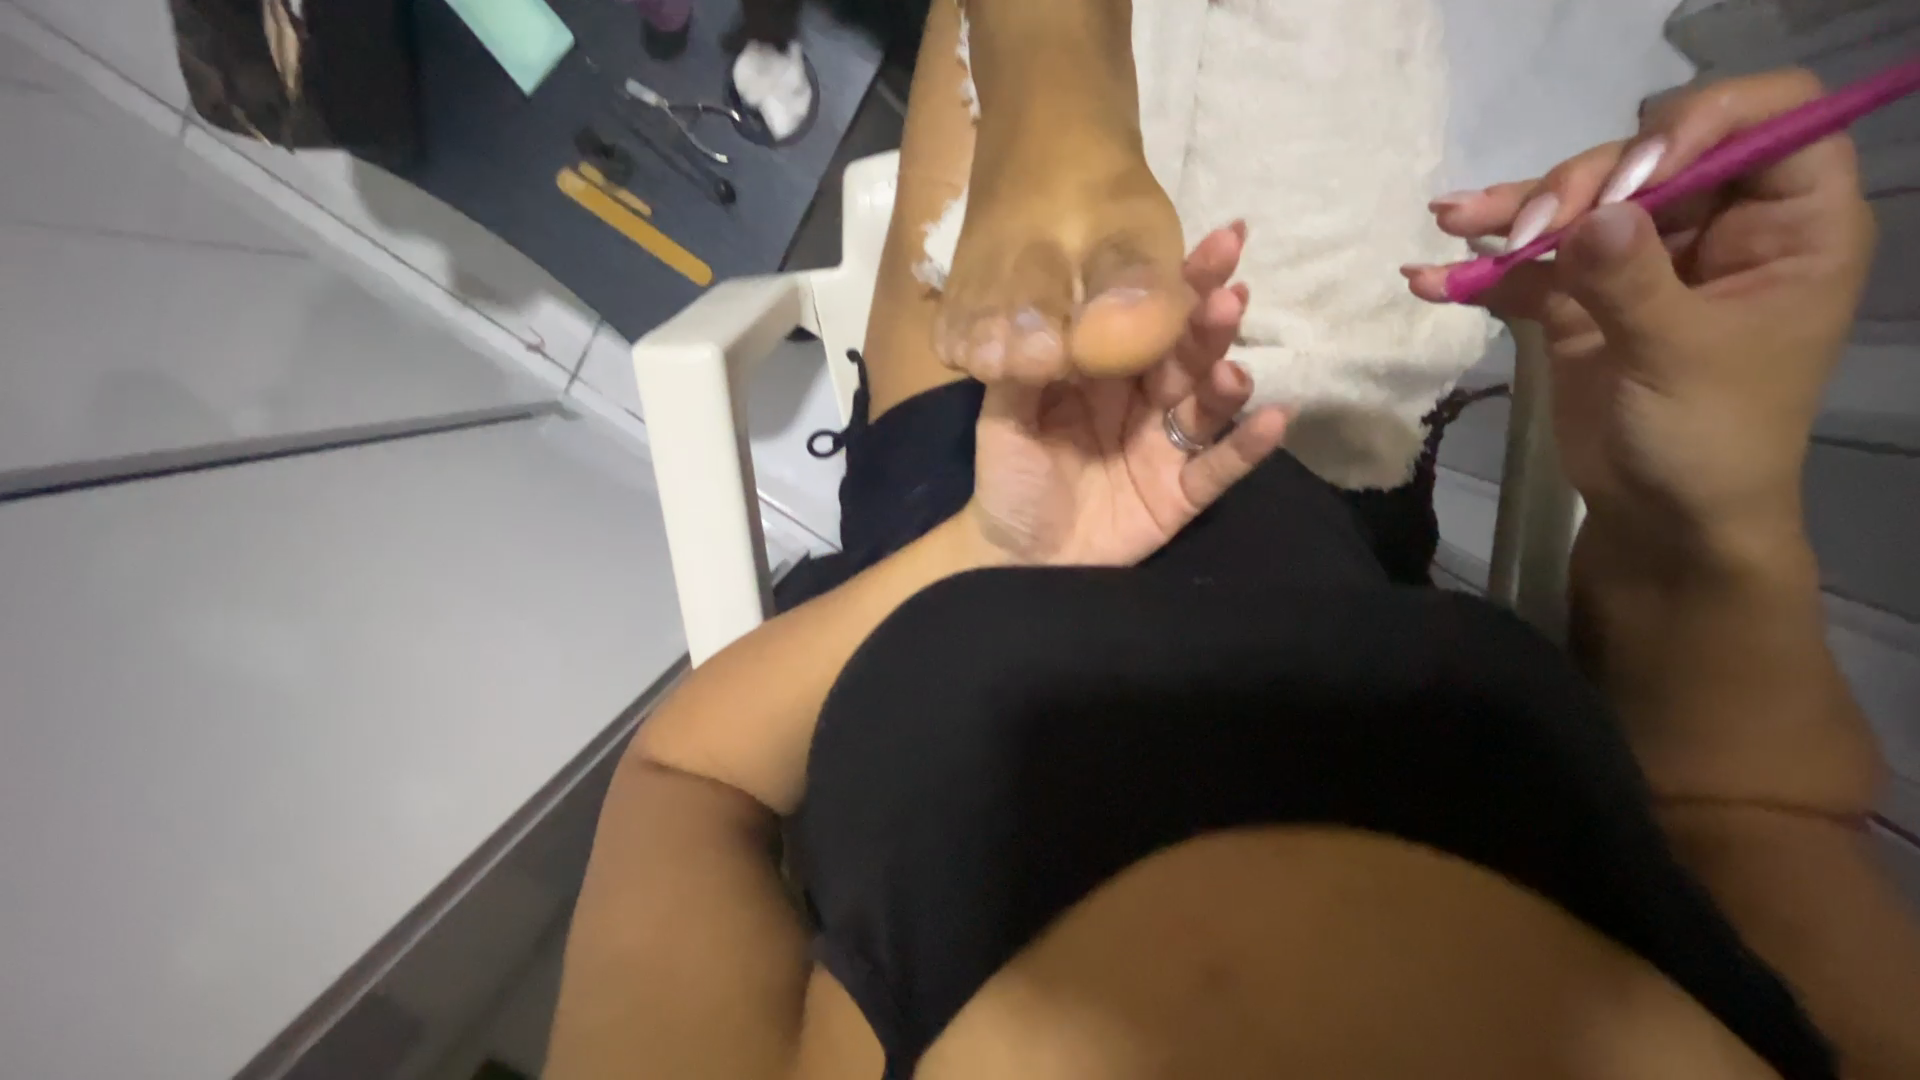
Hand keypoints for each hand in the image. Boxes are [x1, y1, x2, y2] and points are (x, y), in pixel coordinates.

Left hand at [963, 223, 1289, 566]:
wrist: (1014, 556)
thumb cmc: (1007, 481)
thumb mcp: (1003, 419)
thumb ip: (1024, 368)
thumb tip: (1045, 305)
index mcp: (1101, 377)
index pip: (1145, 322)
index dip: (1181, 284)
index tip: (1221, 242)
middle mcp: (1141, 404)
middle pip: (1186, 356)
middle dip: (1209, 324)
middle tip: (1232, 292)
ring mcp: (1164, 449)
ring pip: (1206, 406)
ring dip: (1226, 382)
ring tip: (1231, 370)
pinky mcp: (1180, 494)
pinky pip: (1218, 468)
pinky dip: (1246, 447)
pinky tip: (1273, 418)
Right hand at [1405, 70, 1875, 561]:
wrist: (1657, 511)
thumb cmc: (1708, 437)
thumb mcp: (1679, 356)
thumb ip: (1633, 281)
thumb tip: (1592, 215)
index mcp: (1786, 226)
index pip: (1766, 121)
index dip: (1698, 128)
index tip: (1627, 182)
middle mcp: (1714, 229)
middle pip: (1645, 161)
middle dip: (1579, 185)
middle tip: (1531, 230)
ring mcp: (1636, 266)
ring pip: (1578, 209)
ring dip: (1514, 214)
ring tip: (1453, 220)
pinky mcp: (1576, 304)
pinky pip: (1527, 271)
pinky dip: (1480, 271)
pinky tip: (1430, 278)